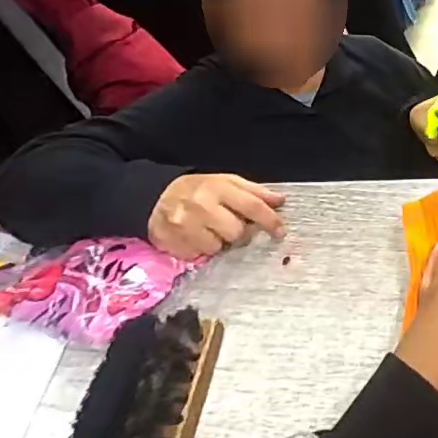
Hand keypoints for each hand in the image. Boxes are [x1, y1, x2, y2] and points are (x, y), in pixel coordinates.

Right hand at [148, 173, 286, 259]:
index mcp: (219, 188)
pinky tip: (197, 238)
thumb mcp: (229, 182)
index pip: (252, 206)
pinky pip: (196, 255)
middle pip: (235, 231)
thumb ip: (256, 192)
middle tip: (233, 226)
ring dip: (219, 242)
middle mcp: (200, 207)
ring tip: (212, 231)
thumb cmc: (201, 189)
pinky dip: (201, 250)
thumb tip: (280, 201)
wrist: (156, 195)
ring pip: (216, 247)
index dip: (269, 220)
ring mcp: (182, 226)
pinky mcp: (169, 242)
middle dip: (240, 232)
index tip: (280, 231)